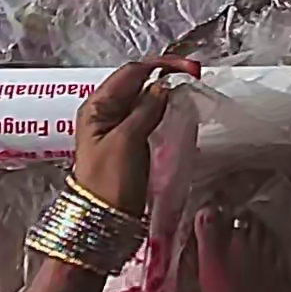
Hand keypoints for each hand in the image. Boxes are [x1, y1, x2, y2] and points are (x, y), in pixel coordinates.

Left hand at [73, 56, 199, 214]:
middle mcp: (105, 112)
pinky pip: (148, 116)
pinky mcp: (130, 142)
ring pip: (144, 99)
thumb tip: (164, 85)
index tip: (189, 68)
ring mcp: (117, 127)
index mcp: (97, 106)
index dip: (159, 65)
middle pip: (137, 82)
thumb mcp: (127, 142)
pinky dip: (164, 110)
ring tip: (189, 90)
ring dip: (166, 92)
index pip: (131, 73)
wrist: (103, 225)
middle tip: (193, 77)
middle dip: (164, 76)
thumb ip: (145, 110)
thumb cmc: (110, 183)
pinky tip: (178, 111)